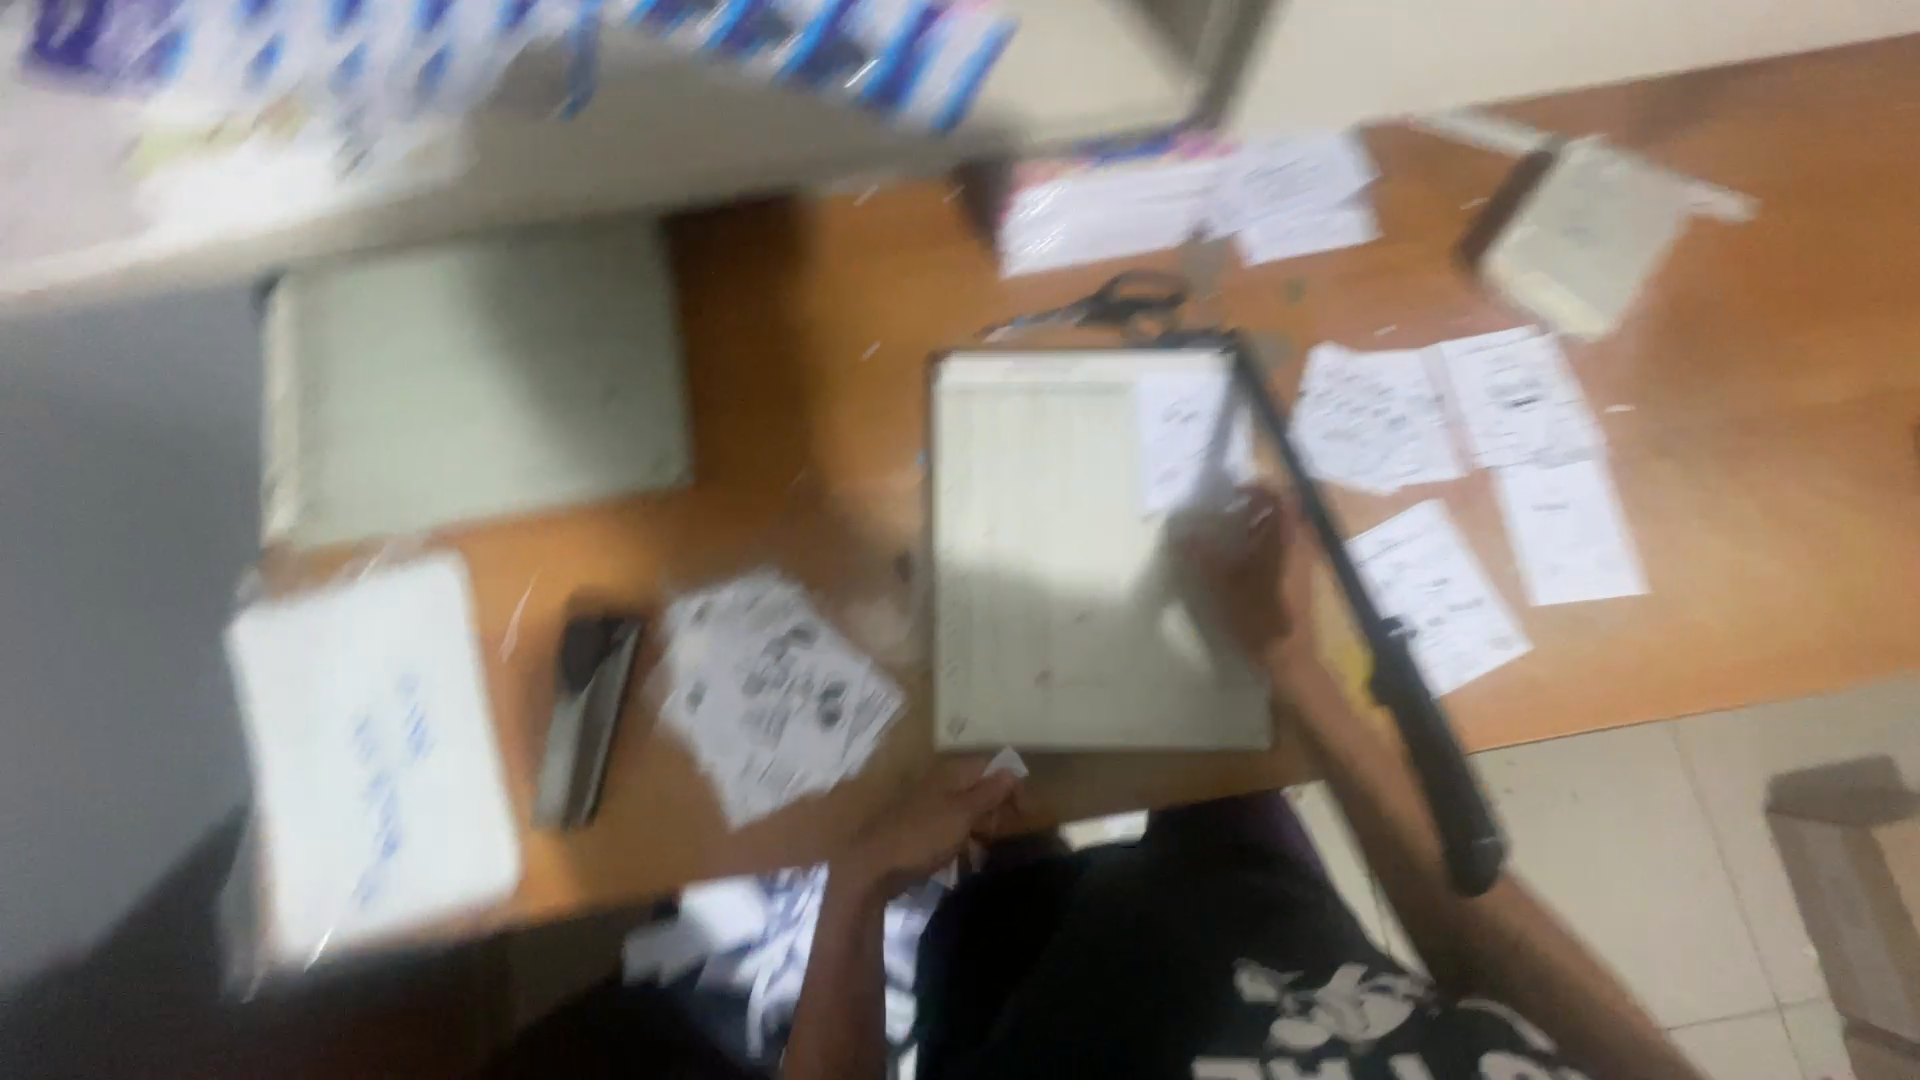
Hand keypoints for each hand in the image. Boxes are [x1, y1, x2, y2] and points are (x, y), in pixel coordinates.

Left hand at [835, 758, 1022, 898]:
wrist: (873, 867)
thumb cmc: (921, 837)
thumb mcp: (961, 814)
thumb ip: (988, 792)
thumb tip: (1012, 770)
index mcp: (950, 774)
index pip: (990, 767)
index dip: (1012, 785)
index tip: (1026, 812)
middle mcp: (940, 785)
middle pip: (979, 787)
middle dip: (999, 807)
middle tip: (1011, 832)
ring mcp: (928, 807)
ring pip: (966, 809)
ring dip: (983, 825)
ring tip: (992, 847)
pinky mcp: (921, 831)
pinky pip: (952, 829)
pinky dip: (965, 840)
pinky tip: (970, 858)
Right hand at [1176, 484, 1319, 676]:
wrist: (1290, 659)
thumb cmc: (1258, 617)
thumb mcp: (1223, 586)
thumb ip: (1201, 556)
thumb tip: (1179, 534)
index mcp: (1286, 541)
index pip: (1281, 499)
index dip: (1259, 488)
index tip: (1233, 491)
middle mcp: (1300, 547)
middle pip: (1283, 514)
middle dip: (1255, 508)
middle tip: (1226, 512)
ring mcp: (1303, 565)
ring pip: (1283, 534)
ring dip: (1258, 528)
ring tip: (1228, 536)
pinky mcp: (1299, 582)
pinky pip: (1283, 551)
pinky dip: (1263, 547)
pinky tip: (1239, 564)